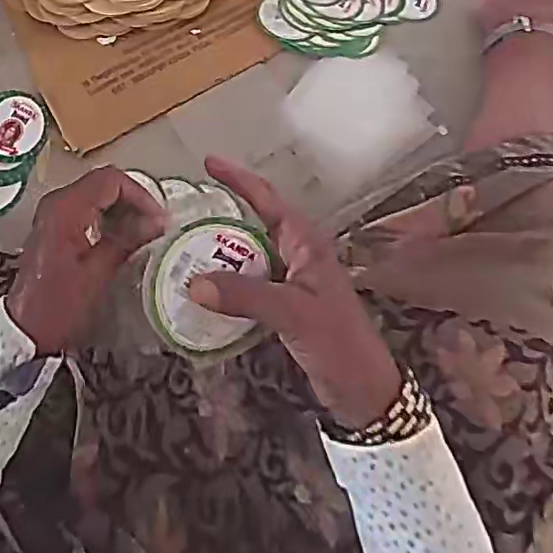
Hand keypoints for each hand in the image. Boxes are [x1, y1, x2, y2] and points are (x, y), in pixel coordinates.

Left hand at [6, 166, 166, 353]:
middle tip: (155, 223)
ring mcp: (53, 212)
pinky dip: (109, 216)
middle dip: (133, 199)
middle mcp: (57, 202)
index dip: (140, 194)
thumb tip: (156, 222)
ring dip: (122, 208)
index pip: (111, 181)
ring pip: (97, 193)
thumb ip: (127, 238)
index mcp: (66, 208)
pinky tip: (123, 236)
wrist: (23, 331)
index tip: (158, 217)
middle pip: (104, 183)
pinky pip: (88, 207)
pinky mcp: (55, 225)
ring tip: (144, 230)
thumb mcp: (98, 271)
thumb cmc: (59, 304)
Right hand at [187, 157, 400, 428]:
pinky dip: (229, 279)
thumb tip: (195, 283)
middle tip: (189, 210)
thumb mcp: (292, 313)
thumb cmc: (337, 342)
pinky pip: (250, 280)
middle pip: (256, 222)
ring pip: (251, 252)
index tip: (209, 162)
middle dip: (224, 213)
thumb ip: (245, 295)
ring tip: (188, 245)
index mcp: (306, 242)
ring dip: (224, 249)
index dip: (238, 178)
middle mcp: (298, 252)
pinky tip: (207, 287)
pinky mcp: (287, 302)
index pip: (268, 199)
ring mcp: (292, 277)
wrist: (364, 391)